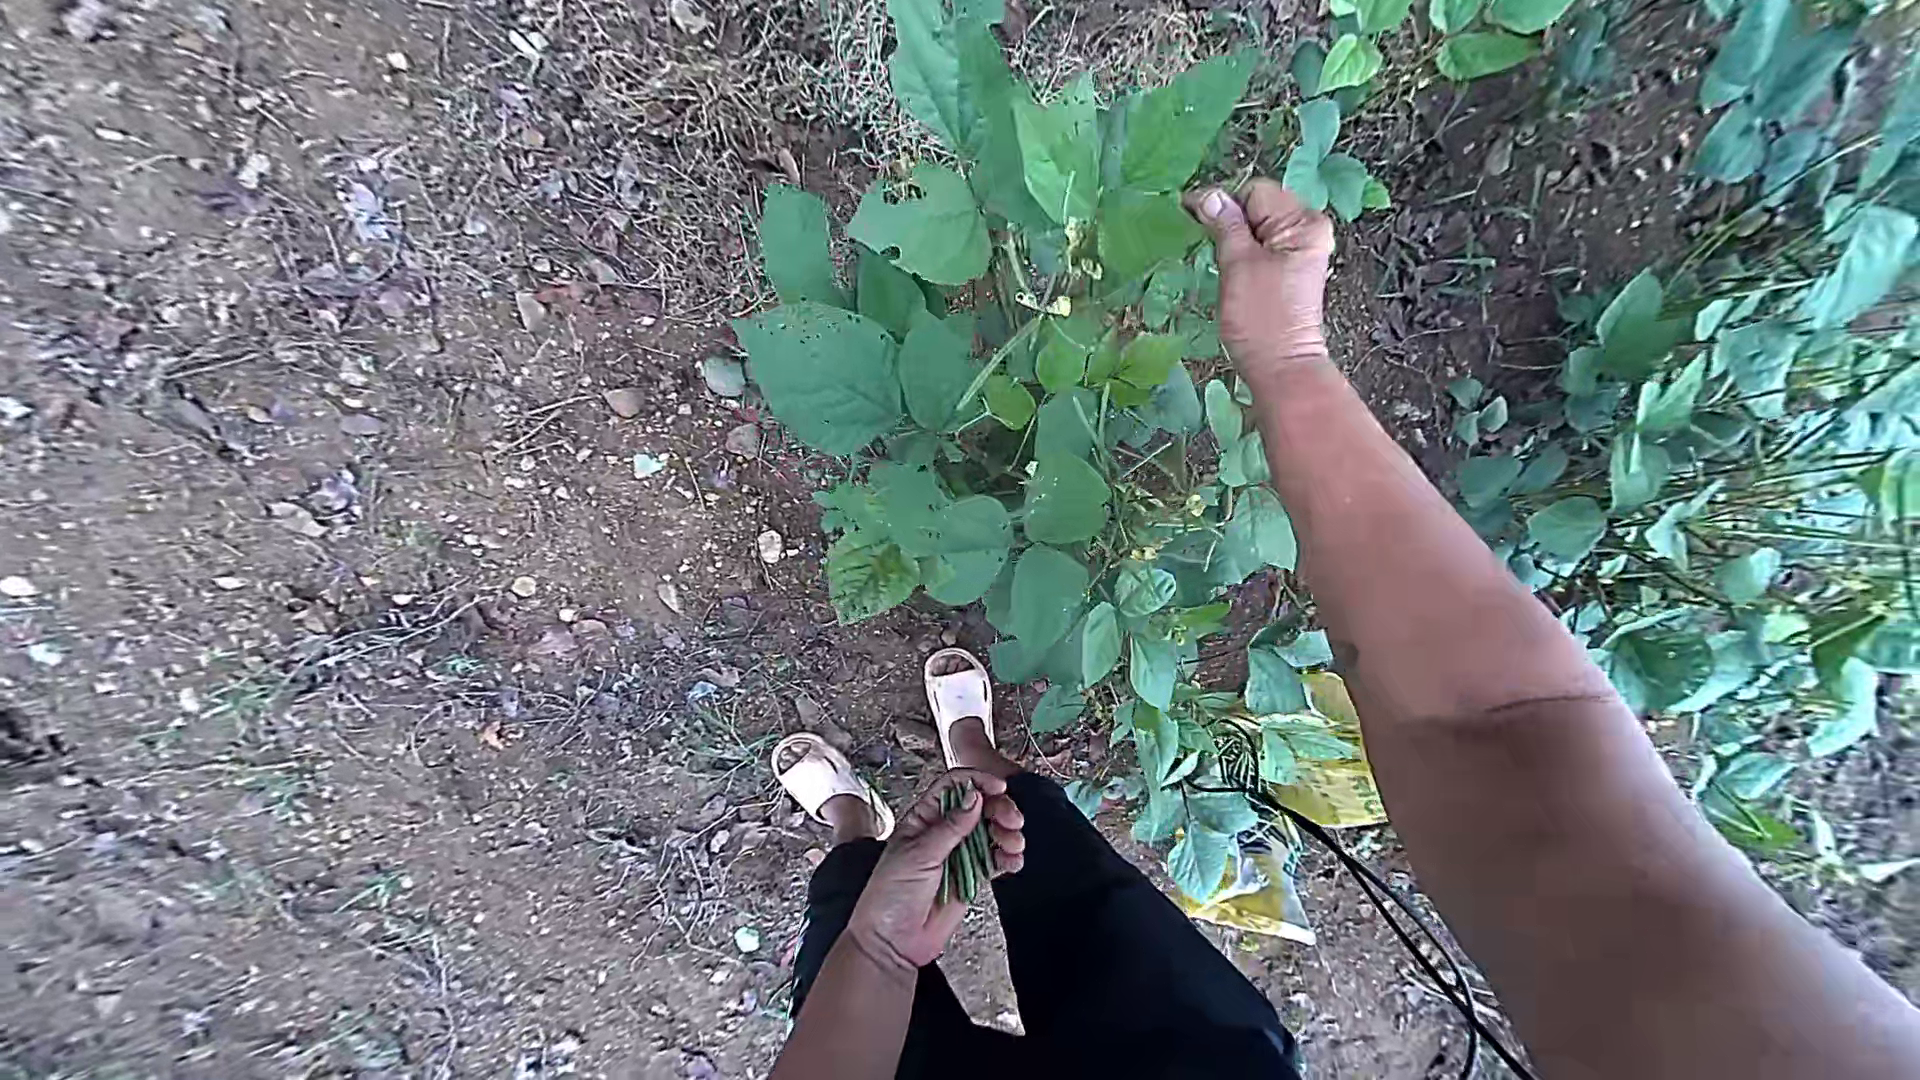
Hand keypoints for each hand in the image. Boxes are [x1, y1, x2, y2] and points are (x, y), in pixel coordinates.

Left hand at [844, 769, 1025, 975]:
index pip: (954, 786)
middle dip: (999, 809)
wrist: (893, 943)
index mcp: (925, 816)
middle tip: (1013, 820)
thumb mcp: (919, 854)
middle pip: (978, 806)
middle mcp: (944, 830)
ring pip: (990, 831)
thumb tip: (974, 796)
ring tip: (1014, 844)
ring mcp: (959, 852)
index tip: (999, 788)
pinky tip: (1014, 860)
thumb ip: (951, 826)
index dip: (977, 781)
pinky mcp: (971, 876)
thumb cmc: (892, 894)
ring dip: (1007, 833)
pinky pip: (995, 859)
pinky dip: (1008, 857)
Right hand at [1183, 179, 1335, 381]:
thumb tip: (1208, 196)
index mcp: (1302, 223)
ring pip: (1258, 230)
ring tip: (1217, 262)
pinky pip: (1262, 249)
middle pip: (1259, 208)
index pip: (1256, 192)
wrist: (1278, 366)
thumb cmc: (1259, 318)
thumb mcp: (1238, 266)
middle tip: (1203, 245)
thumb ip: (1226, 226)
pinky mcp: (1290, 272)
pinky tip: (1230, 272)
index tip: (1189, 217)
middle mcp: (1308, 230)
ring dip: (1234, 240)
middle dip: (1229, 222)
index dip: (1223, 203)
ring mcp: (1301, 252)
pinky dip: (1242, 254)